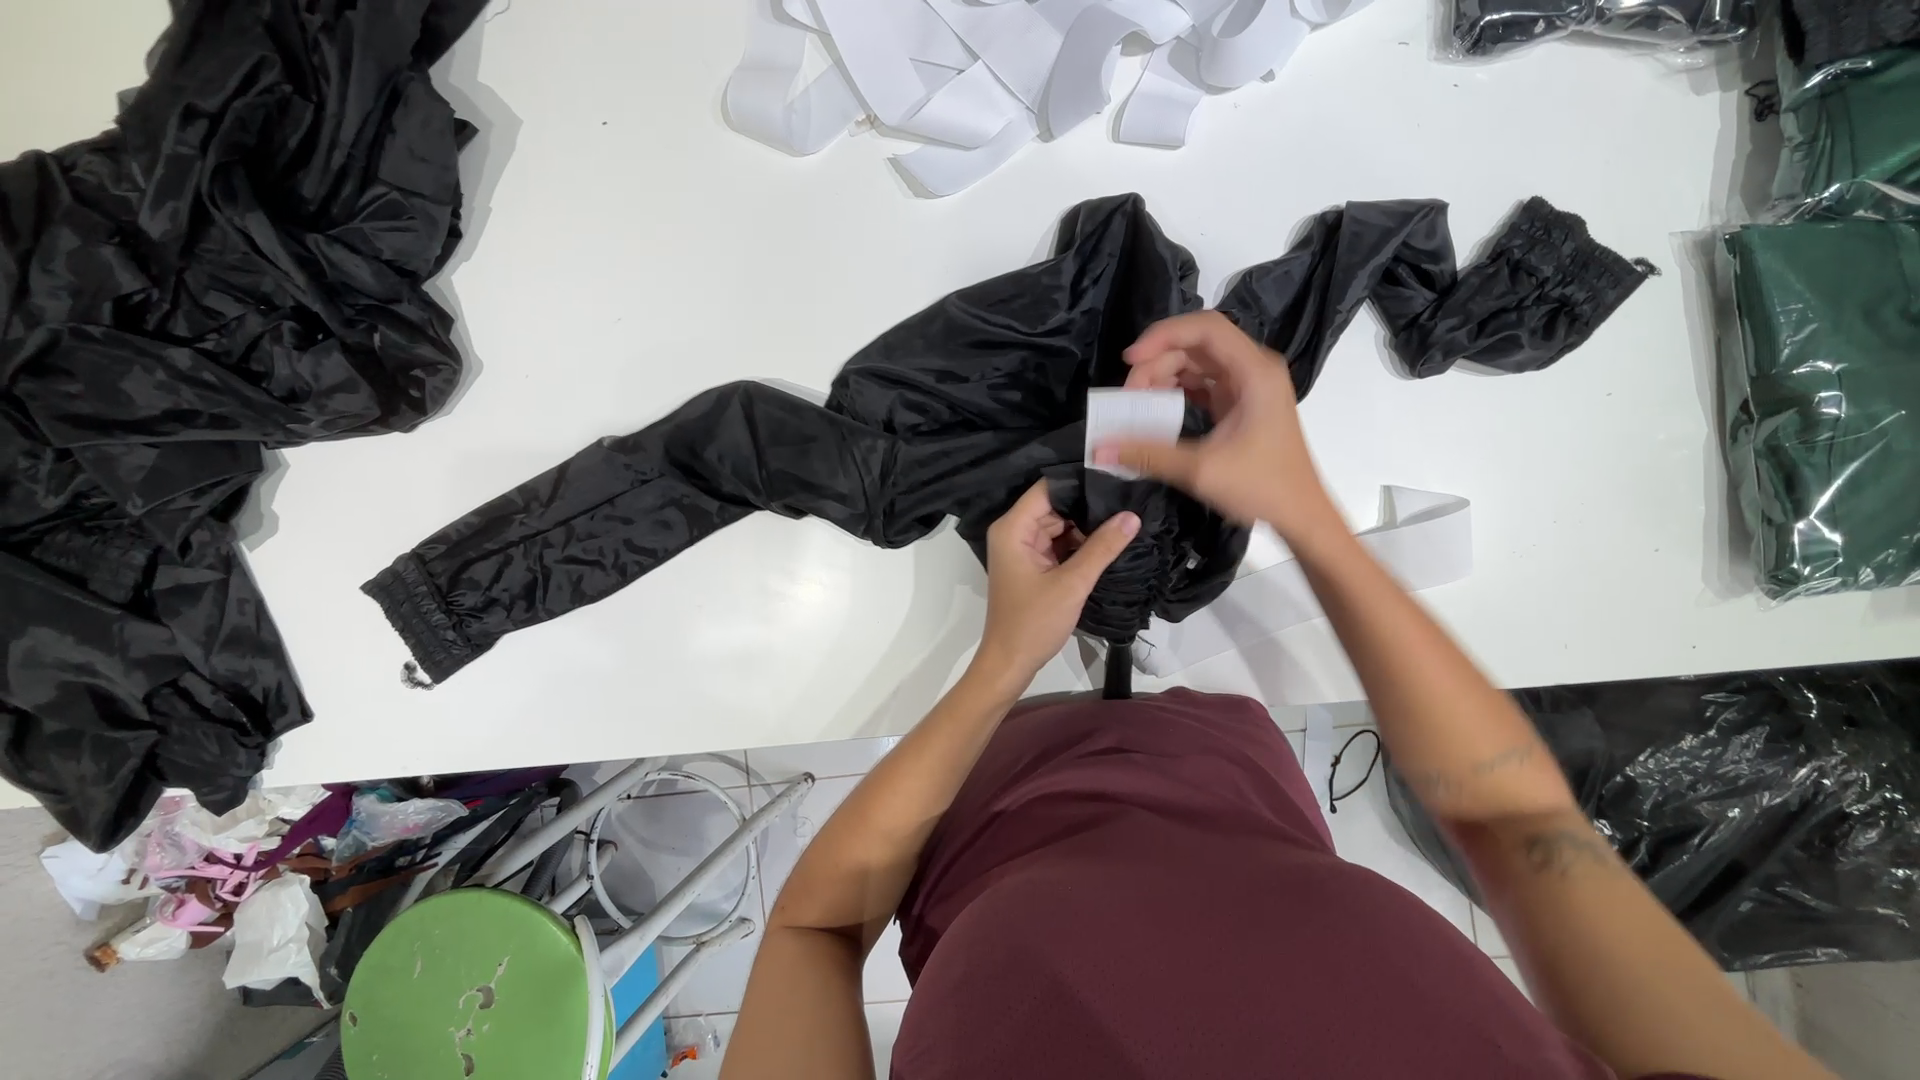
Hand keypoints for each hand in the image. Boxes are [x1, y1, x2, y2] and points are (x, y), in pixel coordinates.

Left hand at [971, 480, 1138, 688]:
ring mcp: (1022, 549)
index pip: (1048, 489)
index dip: (1080, 483)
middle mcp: (1014, 532)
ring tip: (1125, 519)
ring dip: (1087, 527)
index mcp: (1013, 529)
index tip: (1116, 480)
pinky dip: (1079, 545)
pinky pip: (1058, 544)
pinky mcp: (1032, 565)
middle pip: (1055, 506)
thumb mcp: (1072, 584)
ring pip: (1060, 525)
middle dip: (1088, 506)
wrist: (1011, 663)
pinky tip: (1108, 542)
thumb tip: (1132, 515)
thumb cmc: (1034, 623)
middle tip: (1129, 501)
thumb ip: (1102, 547)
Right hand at [1094, 312, 1340, 544]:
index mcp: (1255, 372)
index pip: (1206, 328)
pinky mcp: (1239, 404)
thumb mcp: (1201, 471)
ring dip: (1162, 377)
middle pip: (1196, 344)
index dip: (1163, 335)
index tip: (1130, 360)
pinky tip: (1154, 411)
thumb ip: (1148, 454)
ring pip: (1196, 363)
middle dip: (1156, 362)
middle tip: (1128, 395)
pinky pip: (1202, 383)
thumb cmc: (1263, 487)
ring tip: (1137, 404)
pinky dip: (1175, 392)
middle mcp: (1253, 369)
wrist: (1301, 515)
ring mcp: (1248, 386)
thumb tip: (1100, 448)